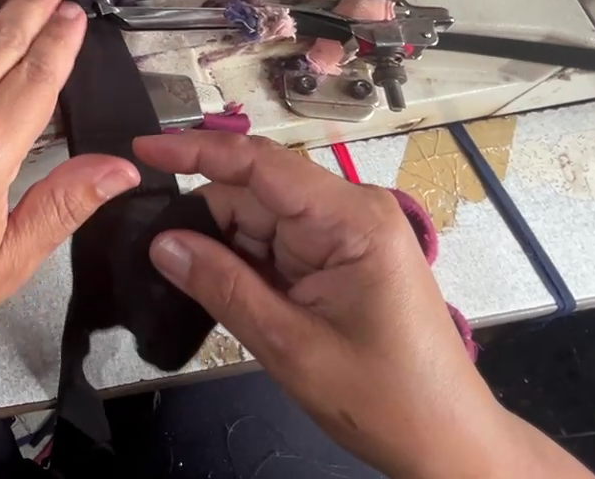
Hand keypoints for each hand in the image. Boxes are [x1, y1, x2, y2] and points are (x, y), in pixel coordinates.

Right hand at [135, 132, 588, 478]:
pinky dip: (239, 260)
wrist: (452, 448)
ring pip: (254, 216)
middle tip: (158, 254)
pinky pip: (270, 240)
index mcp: (350, 219)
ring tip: (189, 281)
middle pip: (251, 192)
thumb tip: (162, 244)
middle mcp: (346, 210)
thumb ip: (223, 287)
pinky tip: (218, 283)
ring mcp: (340, 230)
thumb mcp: (292, 348)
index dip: (196, 150)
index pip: (260, 163)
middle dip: (204, 220)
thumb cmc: (385, 399)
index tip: (143, 147)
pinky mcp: (333, 252)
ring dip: (221, 245)